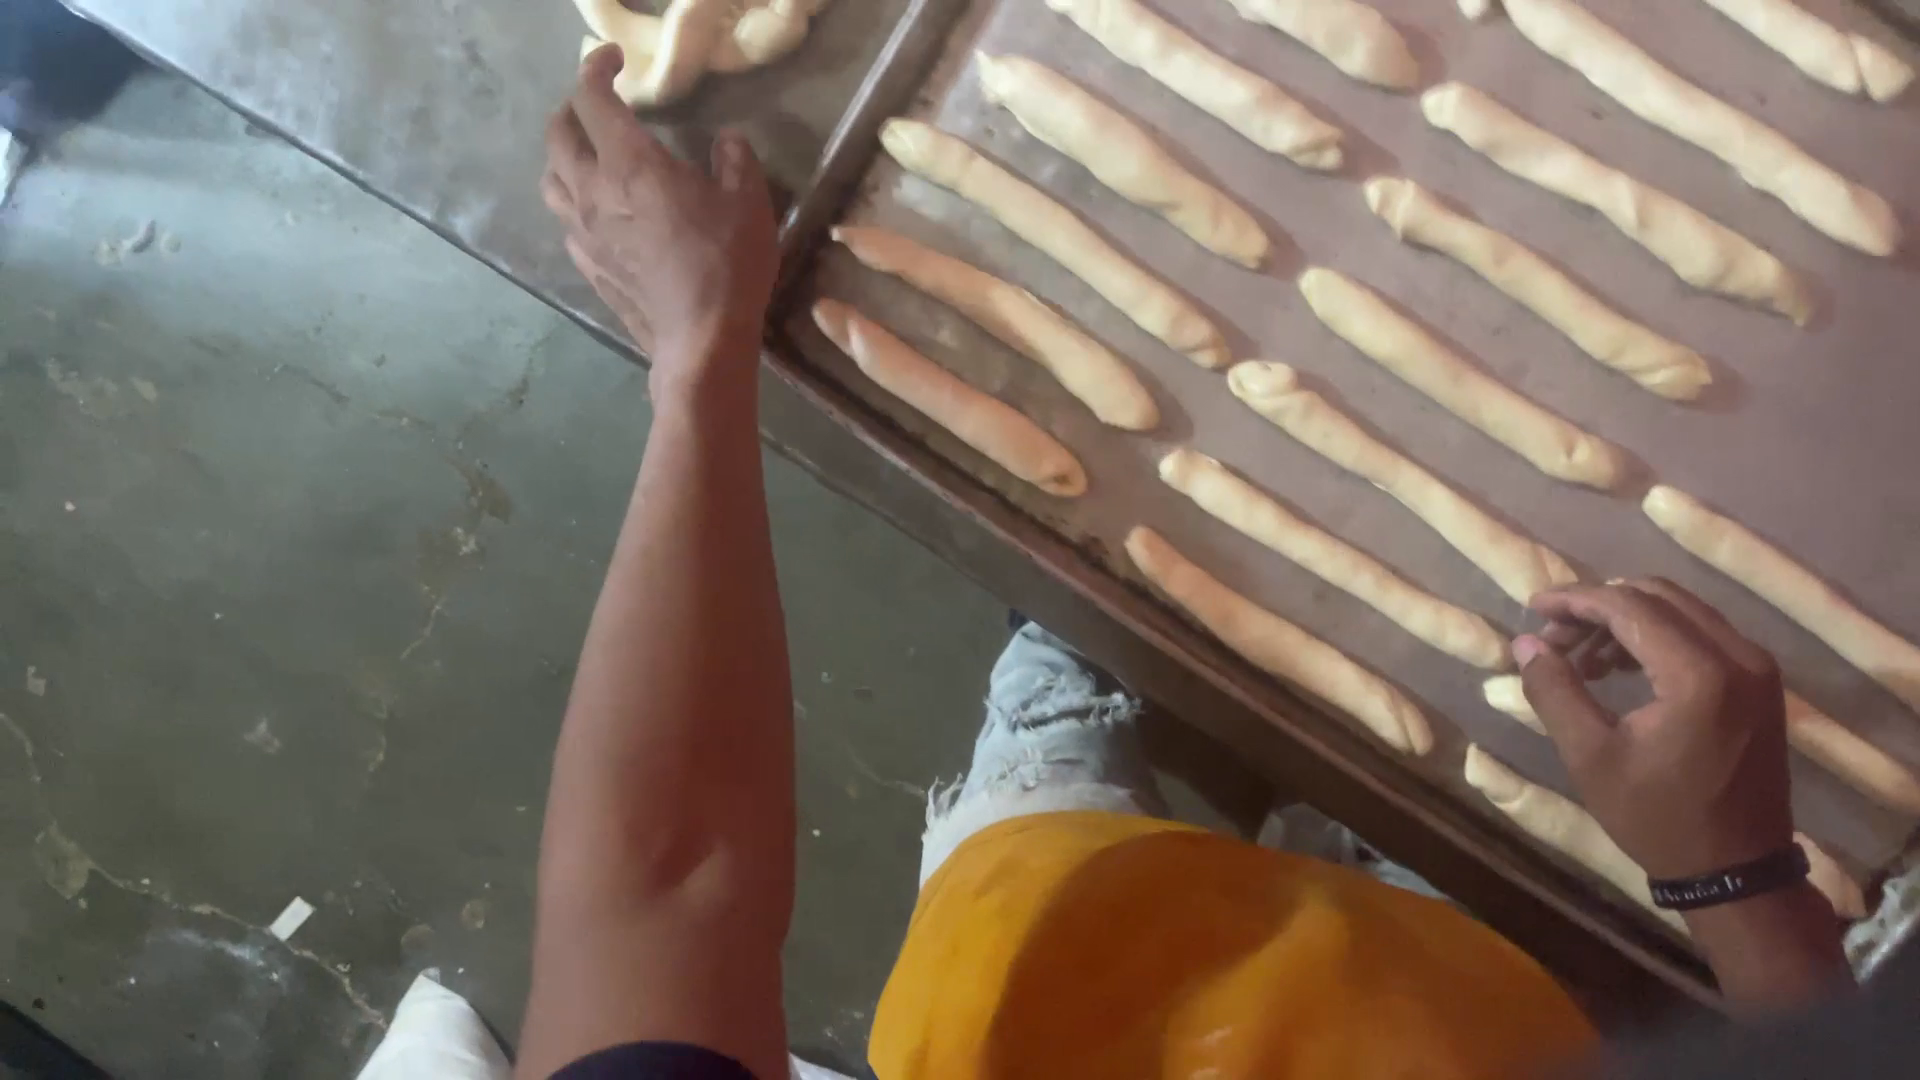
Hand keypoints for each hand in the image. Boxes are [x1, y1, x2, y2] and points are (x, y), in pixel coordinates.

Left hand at [542, 45, 778, 394]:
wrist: (703, 338)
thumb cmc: (728, 265)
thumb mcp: (750, 204)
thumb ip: (735, 161)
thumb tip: (726, 142)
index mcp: (629, 163)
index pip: (592, 96)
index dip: (598, 68)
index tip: (614, 62)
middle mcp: (593, 191)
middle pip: (557, 134)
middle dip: (571, 110)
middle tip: (596, 110)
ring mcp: (584, 234)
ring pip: (551, 180)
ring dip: (564, 160)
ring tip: (588, 161)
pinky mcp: (589, 268)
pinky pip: (567, 225)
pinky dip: (577, 208)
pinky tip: (599, 218)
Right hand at [1514, 579, 1793, 880]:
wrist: (1735, 867)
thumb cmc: (1654, 813)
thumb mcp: (1587, 752)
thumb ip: (1553, 689)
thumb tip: (1525, 643)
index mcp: (1698, 677)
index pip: (1629, 607)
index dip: (1574, 600)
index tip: (1532, 608)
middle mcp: (1740, 660)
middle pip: (1658, 596)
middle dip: (1597, 604)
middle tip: (1552, 632)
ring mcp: (1756, 672)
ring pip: (1680, 611)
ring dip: (1622, 618)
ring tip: (1577, 654)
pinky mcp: (1758, 686)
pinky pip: (1699, 633)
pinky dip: (1651, 635)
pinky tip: (1615, 666)